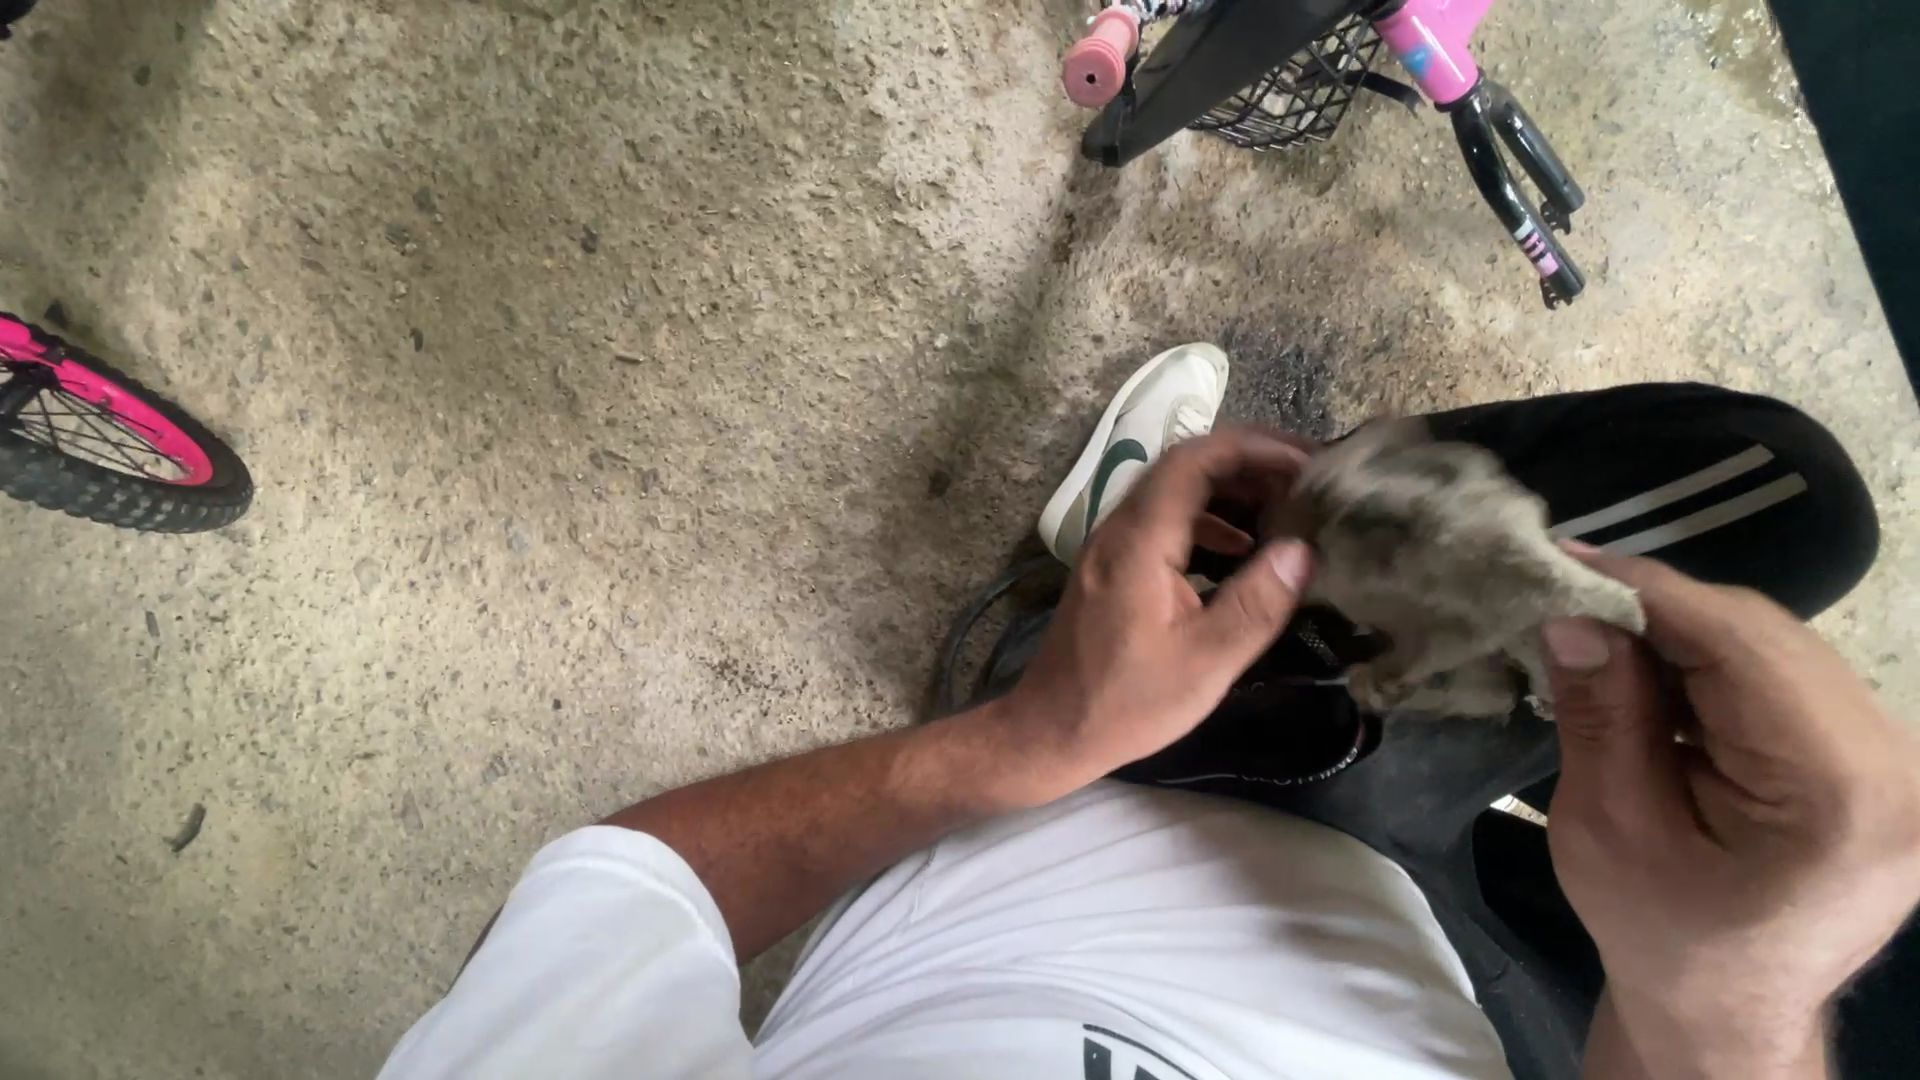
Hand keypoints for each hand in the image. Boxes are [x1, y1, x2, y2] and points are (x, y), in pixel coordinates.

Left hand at [985, 429, 1314, 807]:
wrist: (1051, 728)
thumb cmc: (1126, 702)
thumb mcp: (1205, 662)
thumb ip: (1257, 602)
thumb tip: (1304, 549)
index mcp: (1138, 542)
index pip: (1194, 460)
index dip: (1255, 449)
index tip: (1308, 464)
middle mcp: (1118, 530)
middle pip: (1184, 467)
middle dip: (1249, 465)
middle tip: (1308, 484)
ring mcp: (1110, 547)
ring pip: (1173, 494)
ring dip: (1229, 494)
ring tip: (1286, 512)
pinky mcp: (1111, 567)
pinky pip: (1162, 524)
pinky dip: (1207, 524)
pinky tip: (1241, 551)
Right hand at [1540, 552, 1919, 1074]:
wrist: (1724, 1002)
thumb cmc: (1656, 924)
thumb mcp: (1607, 821)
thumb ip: (1601, 714)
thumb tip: (1572, 617)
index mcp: (1838, 789)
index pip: (1741, 645)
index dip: (1646, 589)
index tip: (1559, 556)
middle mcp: (1894, 763)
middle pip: (1765, 635)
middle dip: (1654, 603)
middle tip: (1558, 591)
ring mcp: (1890, 761)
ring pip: (1772, 645)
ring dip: (1673, 627)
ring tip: (1589, 625)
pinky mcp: (1863, 760)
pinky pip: (1775, 675)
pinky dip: (1698, 657)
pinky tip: (1640, 665)